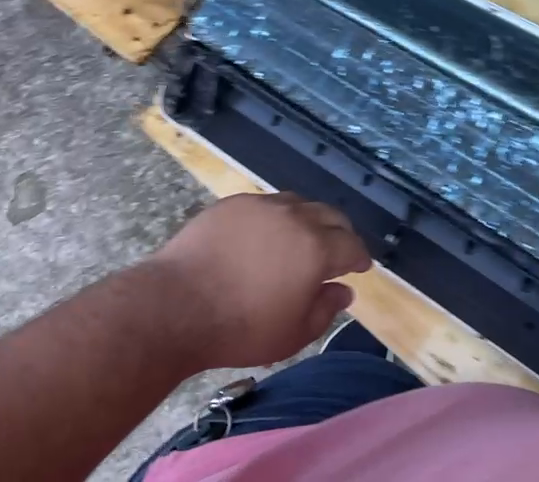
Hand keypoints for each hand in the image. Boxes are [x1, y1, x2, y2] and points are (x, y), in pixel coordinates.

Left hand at [144, 192, 373, 369]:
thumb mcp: (293, 334)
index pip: (351, 245)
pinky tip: (266, 233)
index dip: (359, 257)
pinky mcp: (232, 204)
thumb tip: (343, 290)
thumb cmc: (241, 328)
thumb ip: (325, 309)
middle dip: (340, 232)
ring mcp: (261, 206)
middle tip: (339, 249)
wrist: (178, 305)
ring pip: (297, 203)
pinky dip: (276, 216)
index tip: (361, 266)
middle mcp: (294, 218)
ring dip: (309, 219)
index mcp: (316, 249)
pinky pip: (265, 203)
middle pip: (329, 215)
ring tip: (304, 236)